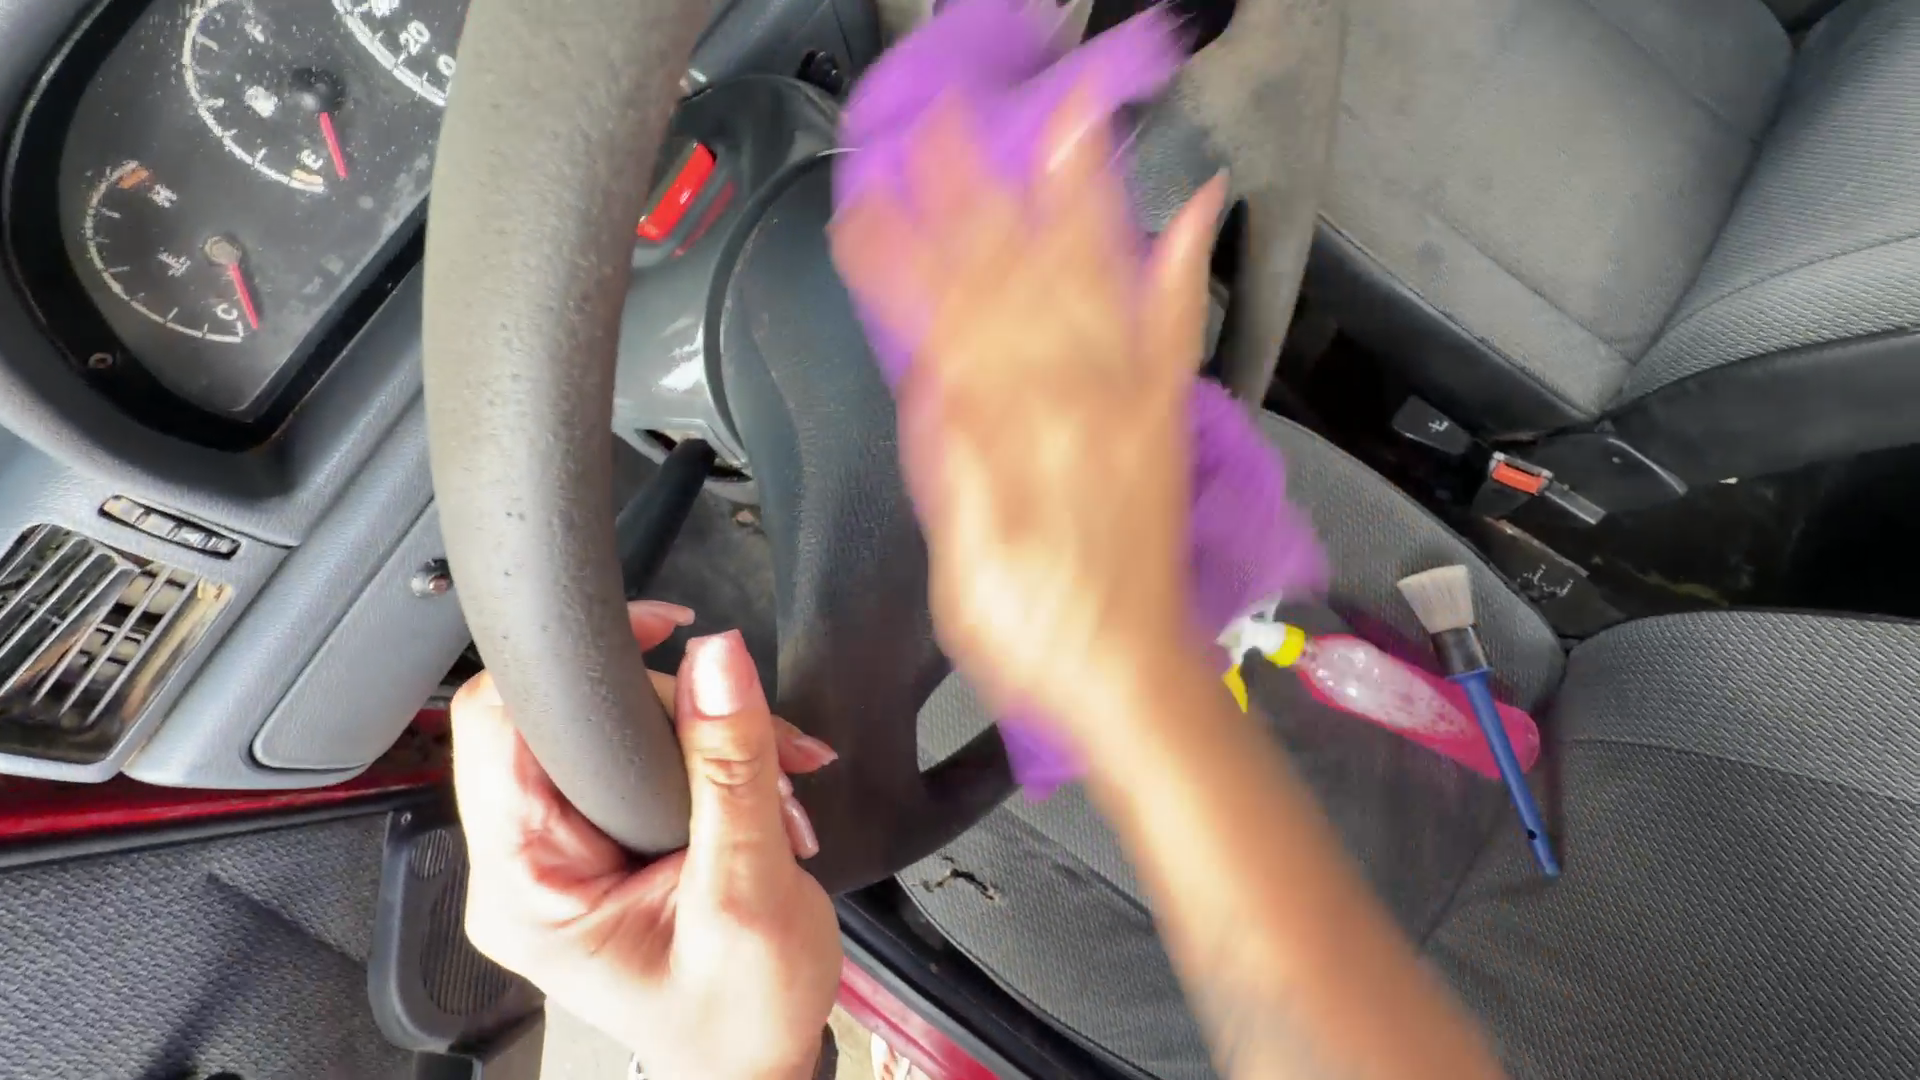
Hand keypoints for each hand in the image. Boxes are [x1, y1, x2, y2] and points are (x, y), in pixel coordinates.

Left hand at [451, 601, 842, 1079]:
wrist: (758, 1058)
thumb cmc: (739, 1015)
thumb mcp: (746, 889)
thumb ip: (731, 767)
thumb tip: (719, 662)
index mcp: (529, 884)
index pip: (501, 724)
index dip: (578, 663)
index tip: (661, 630)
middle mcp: (539, 859)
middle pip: (584, 715)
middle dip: (686, 712)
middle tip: (759, 744)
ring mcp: (581, 846)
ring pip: (633, 729)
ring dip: (720, 737)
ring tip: (779, 781)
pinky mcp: (623, 835)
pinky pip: (664, 755)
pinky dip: (728, 755)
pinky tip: (773, 786)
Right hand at [829, 90, 1226, 731]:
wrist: (1133, 680)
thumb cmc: (1038, 639)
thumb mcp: (966, 573)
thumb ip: (955, 471)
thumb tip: (935, 384)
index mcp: (1018, 444)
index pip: (951, 326)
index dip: (909, 260)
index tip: (872, 206)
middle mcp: (1080, 408)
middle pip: (1020, 284)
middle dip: (979, 200)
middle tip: (949, 127)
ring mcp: (1130, 408)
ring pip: (1096, 286)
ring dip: (1077, 201)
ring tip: (1067, 124)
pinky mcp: (1162, 424)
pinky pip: (1175, 334)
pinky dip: (1184, 270)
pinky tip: (1194, 212)